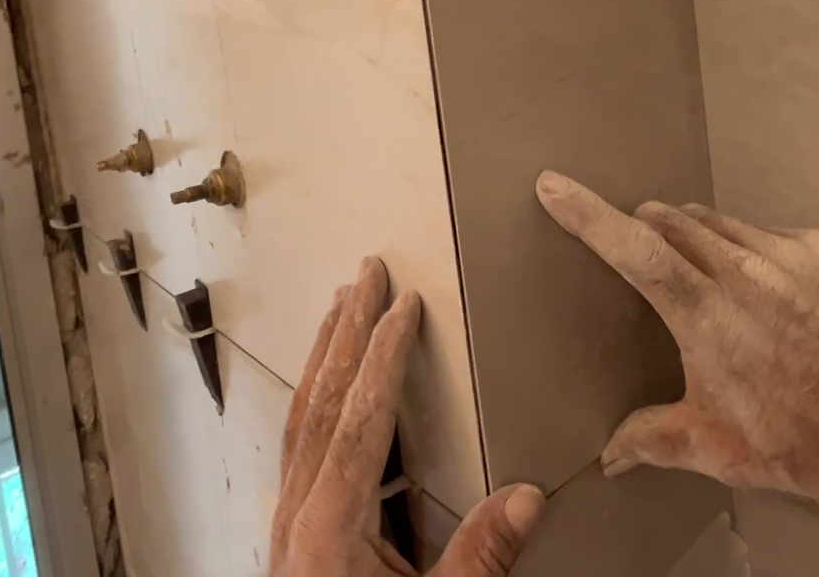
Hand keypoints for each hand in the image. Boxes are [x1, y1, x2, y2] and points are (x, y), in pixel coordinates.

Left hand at [272, 257, 545, 576]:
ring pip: (306, 411)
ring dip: (329, 352)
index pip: (363, 414)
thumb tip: (527, 495)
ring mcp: (290, 516)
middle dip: (347, 327)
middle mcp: (299, 507)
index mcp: (329, 524)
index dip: (386, 353)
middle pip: (324, 396)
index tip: (404, 302)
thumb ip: (480, 560)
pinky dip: (323, 395)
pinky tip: (335, 381)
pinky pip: (305, 439)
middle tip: (365, 271)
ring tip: (343, 303)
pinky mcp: (295, 528)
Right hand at [534, 173, 818, 576]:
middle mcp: (746, 272)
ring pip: (714, 220)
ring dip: (695, 239)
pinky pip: (765, 231)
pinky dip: (750, 251)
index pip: (633, 249)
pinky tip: (774, 296)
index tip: (552, 185)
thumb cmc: (815, 448)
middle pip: (668, 219)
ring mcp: (791, 254)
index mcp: (709, 317)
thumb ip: (651, 440)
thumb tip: (606, 456)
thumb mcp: (722, 450)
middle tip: (650, 267)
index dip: (586, 213)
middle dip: (644, 231)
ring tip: (713, 287)